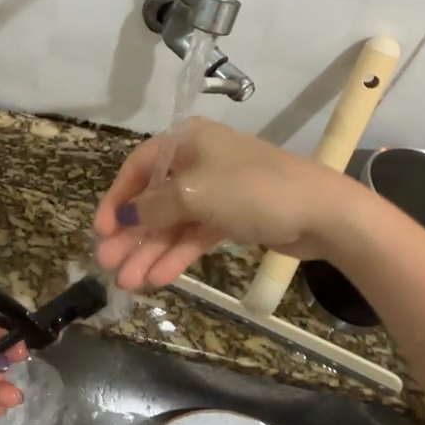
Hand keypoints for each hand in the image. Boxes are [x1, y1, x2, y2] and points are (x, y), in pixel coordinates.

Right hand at [93, 117, 368, 289]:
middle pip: (153, 199)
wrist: (324, 213)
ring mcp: (215, 190)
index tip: (100, 231)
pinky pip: (194, 235)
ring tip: (128, 283)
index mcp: (186, 140)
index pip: (137, 168)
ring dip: (150, 251)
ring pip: (172, 223)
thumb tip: (120, 218)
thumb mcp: (194, 195)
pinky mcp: (232, 216)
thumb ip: (152, 208)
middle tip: (108, 265)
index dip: (116, 200)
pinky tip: (157, 278)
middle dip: (131, 234)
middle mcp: (197, 160)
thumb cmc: (252, 190)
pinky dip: (176, 255)